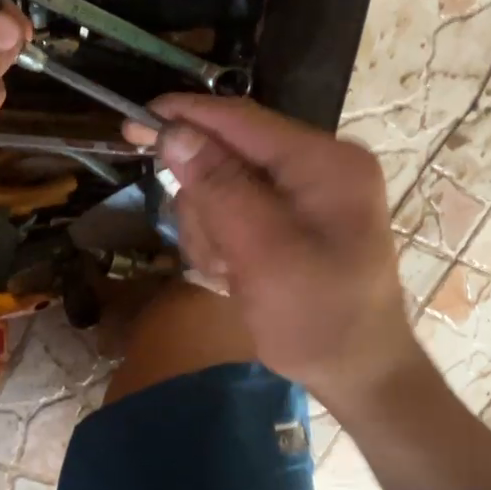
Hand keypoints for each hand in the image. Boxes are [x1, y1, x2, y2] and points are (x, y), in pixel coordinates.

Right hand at [127, 96, 425, 404]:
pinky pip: (229, 208)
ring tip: (228, 271)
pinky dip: (219, 239)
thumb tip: (174, 132)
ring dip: (208, 227)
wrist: (359, 373)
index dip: (184, 115)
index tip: (131, 122)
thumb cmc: (319, 318)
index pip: (240, 119)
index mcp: (324, 162)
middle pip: (224, 154)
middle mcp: (315, 164)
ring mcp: (303, 190)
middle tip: (212, 252)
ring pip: (218, 185)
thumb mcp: (263, 253)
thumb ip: (219, 187)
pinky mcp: (289, 214)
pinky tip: (234, 273)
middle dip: (204, 202)